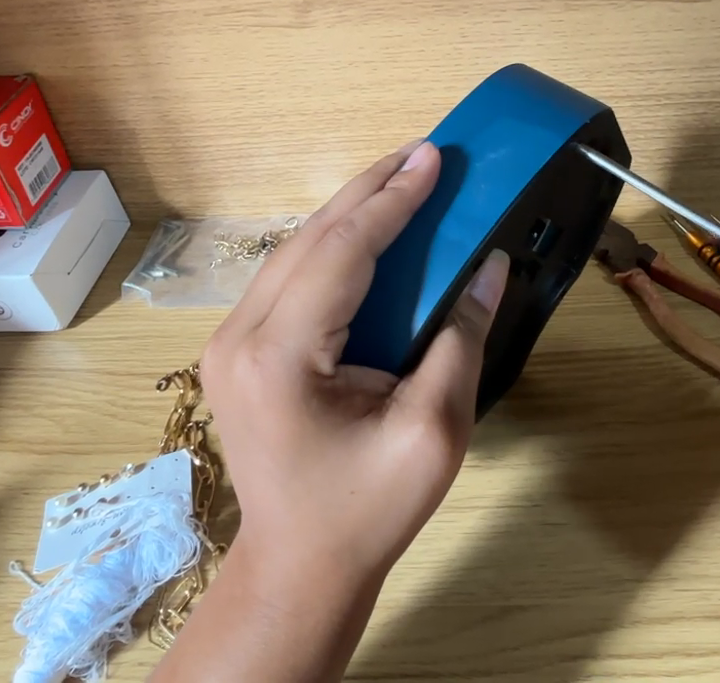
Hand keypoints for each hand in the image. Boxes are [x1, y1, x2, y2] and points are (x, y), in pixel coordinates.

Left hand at [154, 140, 507, 682]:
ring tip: (400, 178)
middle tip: (422, 153)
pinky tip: (366, 228)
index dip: (392, 200)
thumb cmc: (368, 509)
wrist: (298, 565)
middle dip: (370, 190)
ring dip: (350, 210)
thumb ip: (460, 340)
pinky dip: (333, 242)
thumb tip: (489, 265)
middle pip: (311, 238)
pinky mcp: (239, 347)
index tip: (432, 158)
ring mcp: (230, 340)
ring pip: (295, 250)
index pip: (342, 251)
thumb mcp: (433, 432)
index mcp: (281, 355)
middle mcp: (241, 335)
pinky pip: (290, 274)